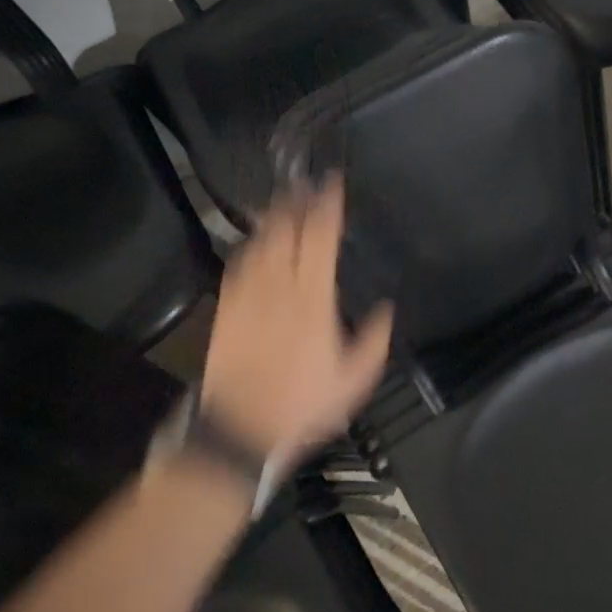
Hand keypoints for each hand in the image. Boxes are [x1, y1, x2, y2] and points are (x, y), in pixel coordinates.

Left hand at [199, 178, 393, 462]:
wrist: (241, 426)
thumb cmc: (303, 404)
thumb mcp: (354, 379)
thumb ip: (374, 339)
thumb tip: (385, 310)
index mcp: (312, 300)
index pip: (319, 239)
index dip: (326, 207)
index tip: (333, 184)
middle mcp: (278, 289)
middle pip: (284, 232)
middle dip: (296, 203)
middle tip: (306, 184)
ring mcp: (247, 297)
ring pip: (259, 244)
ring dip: (271, 219)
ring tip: (281, 203)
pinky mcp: (226, 311)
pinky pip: (237, 266)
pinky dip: (249, 247)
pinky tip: (254, 243)